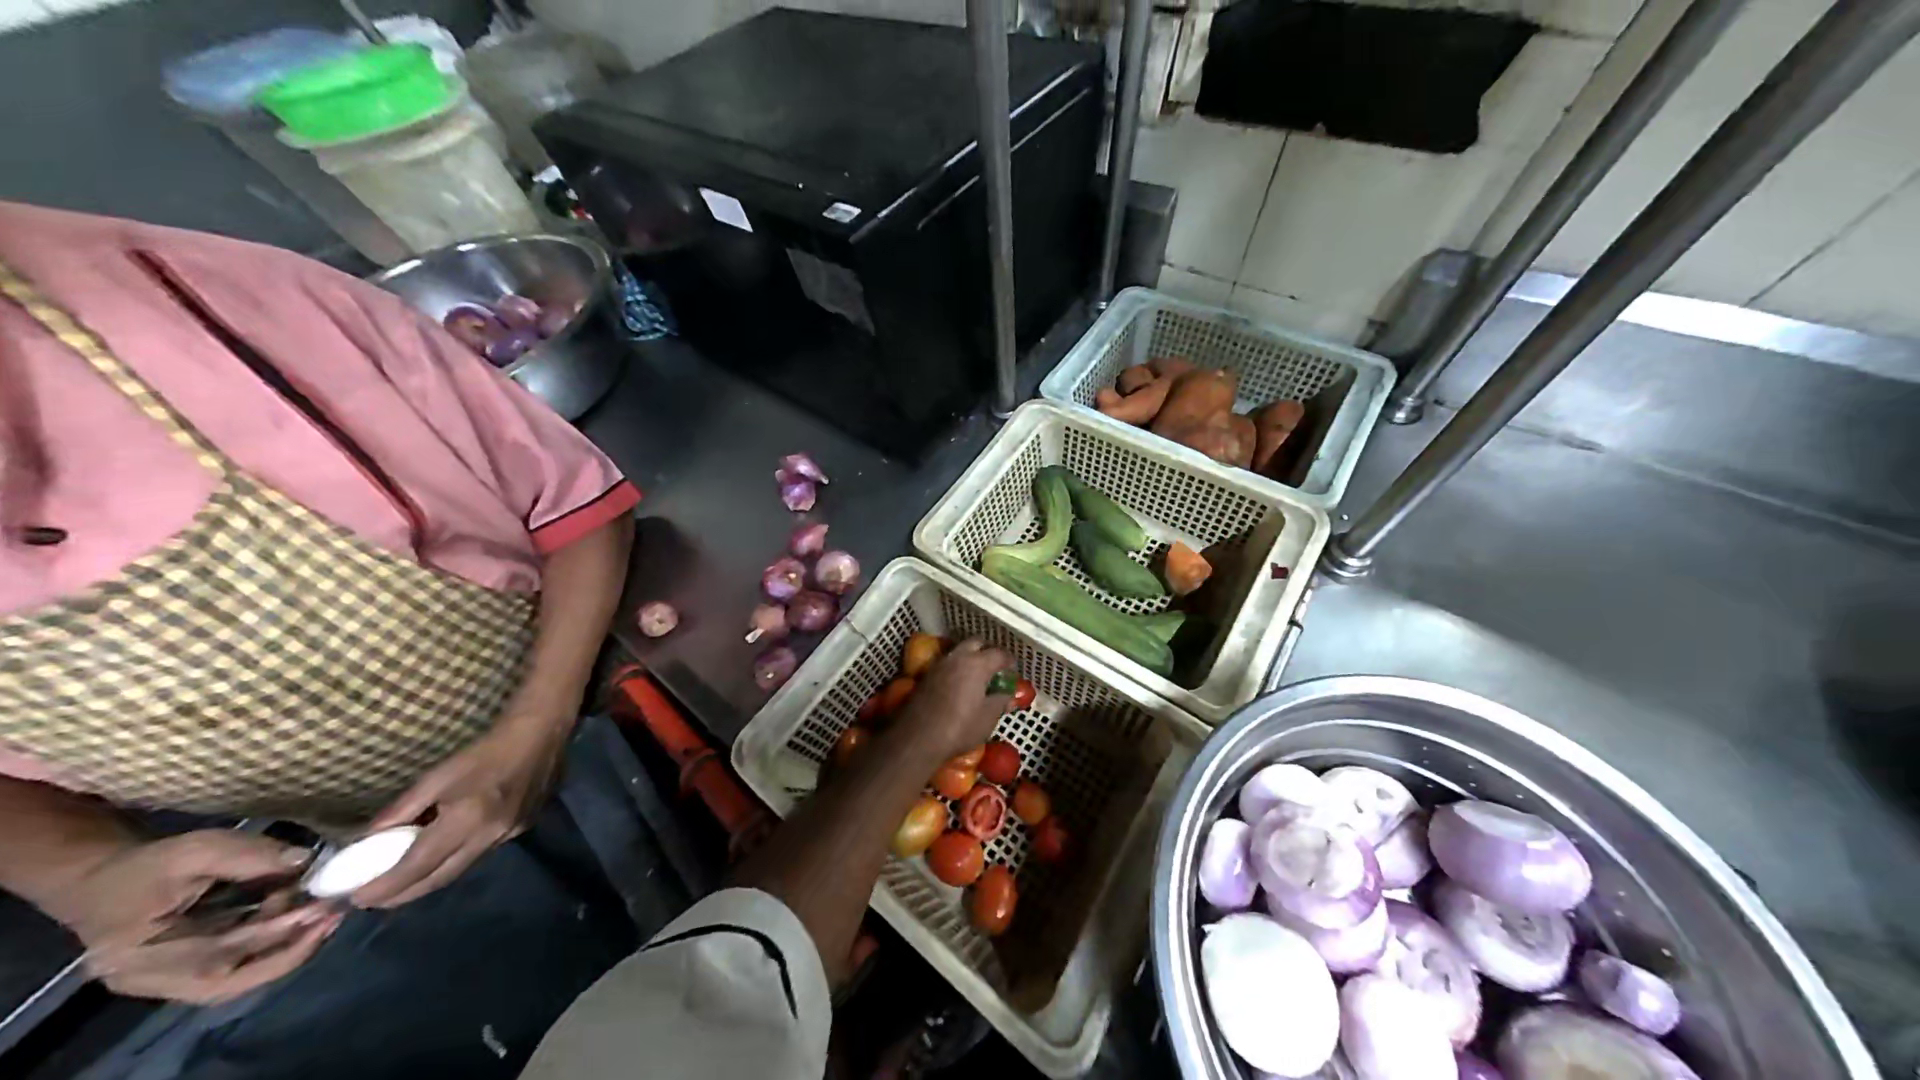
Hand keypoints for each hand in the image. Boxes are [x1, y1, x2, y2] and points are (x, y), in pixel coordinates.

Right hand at [53, 831, 340, 1003]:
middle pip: (232, 982)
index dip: (273, 934)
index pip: (216, 956)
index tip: (320, 908)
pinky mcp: (192, 967)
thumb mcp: (194, 850)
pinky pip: (240, 962)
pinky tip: (304, 909)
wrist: (100, 879)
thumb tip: (306, 859)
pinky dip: (276, 938)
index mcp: (139, 961)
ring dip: (288, 943)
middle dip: (289, 952)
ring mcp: (172, 980)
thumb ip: (248, 855)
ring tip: (325, 908)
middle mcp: (153, 982)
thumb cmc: (143, 867)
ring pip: (243, 974)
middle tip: (333, 918)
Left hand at [351, 713, 570, 908]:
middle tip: (374, 899)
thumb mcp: (439, 775)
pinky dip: (457, 859)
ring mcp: (509, 835)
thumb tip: (367, 838)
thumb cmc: (486, 751)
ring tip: (404, 882)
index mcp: (466, 820)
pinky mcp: (522, 830)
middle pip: (439, 878)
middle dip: (403, 894)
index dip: (385, 886)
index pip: (417, 866)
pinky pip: (482, 853)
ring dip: (430, 880)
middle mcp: (489, 836)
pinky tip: (448, 852)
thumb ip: (403, 808)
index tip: (357, 899)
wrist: (540, 735)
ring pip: (462, 869)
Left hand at [895, 639, 1014, 759]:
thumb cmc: (959, 728)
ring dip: (970, 657)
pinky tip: (960, 684)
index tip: (1013, 670)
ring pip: (959, 651)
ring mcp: (939, 665)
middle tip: (996, 667)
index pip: (999, 653)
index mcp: (977, 664)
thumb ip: (1001, 701)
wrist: (918, 738)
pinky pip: (947, 663)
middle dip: (988, 651)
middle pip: (976, 644)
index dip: (1009, 661)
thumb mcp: (988, 717)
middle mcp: (957, 658)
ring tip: (978, 675)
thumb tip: (1008, 695)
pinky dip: (957, 667)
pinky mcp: (926, 676)